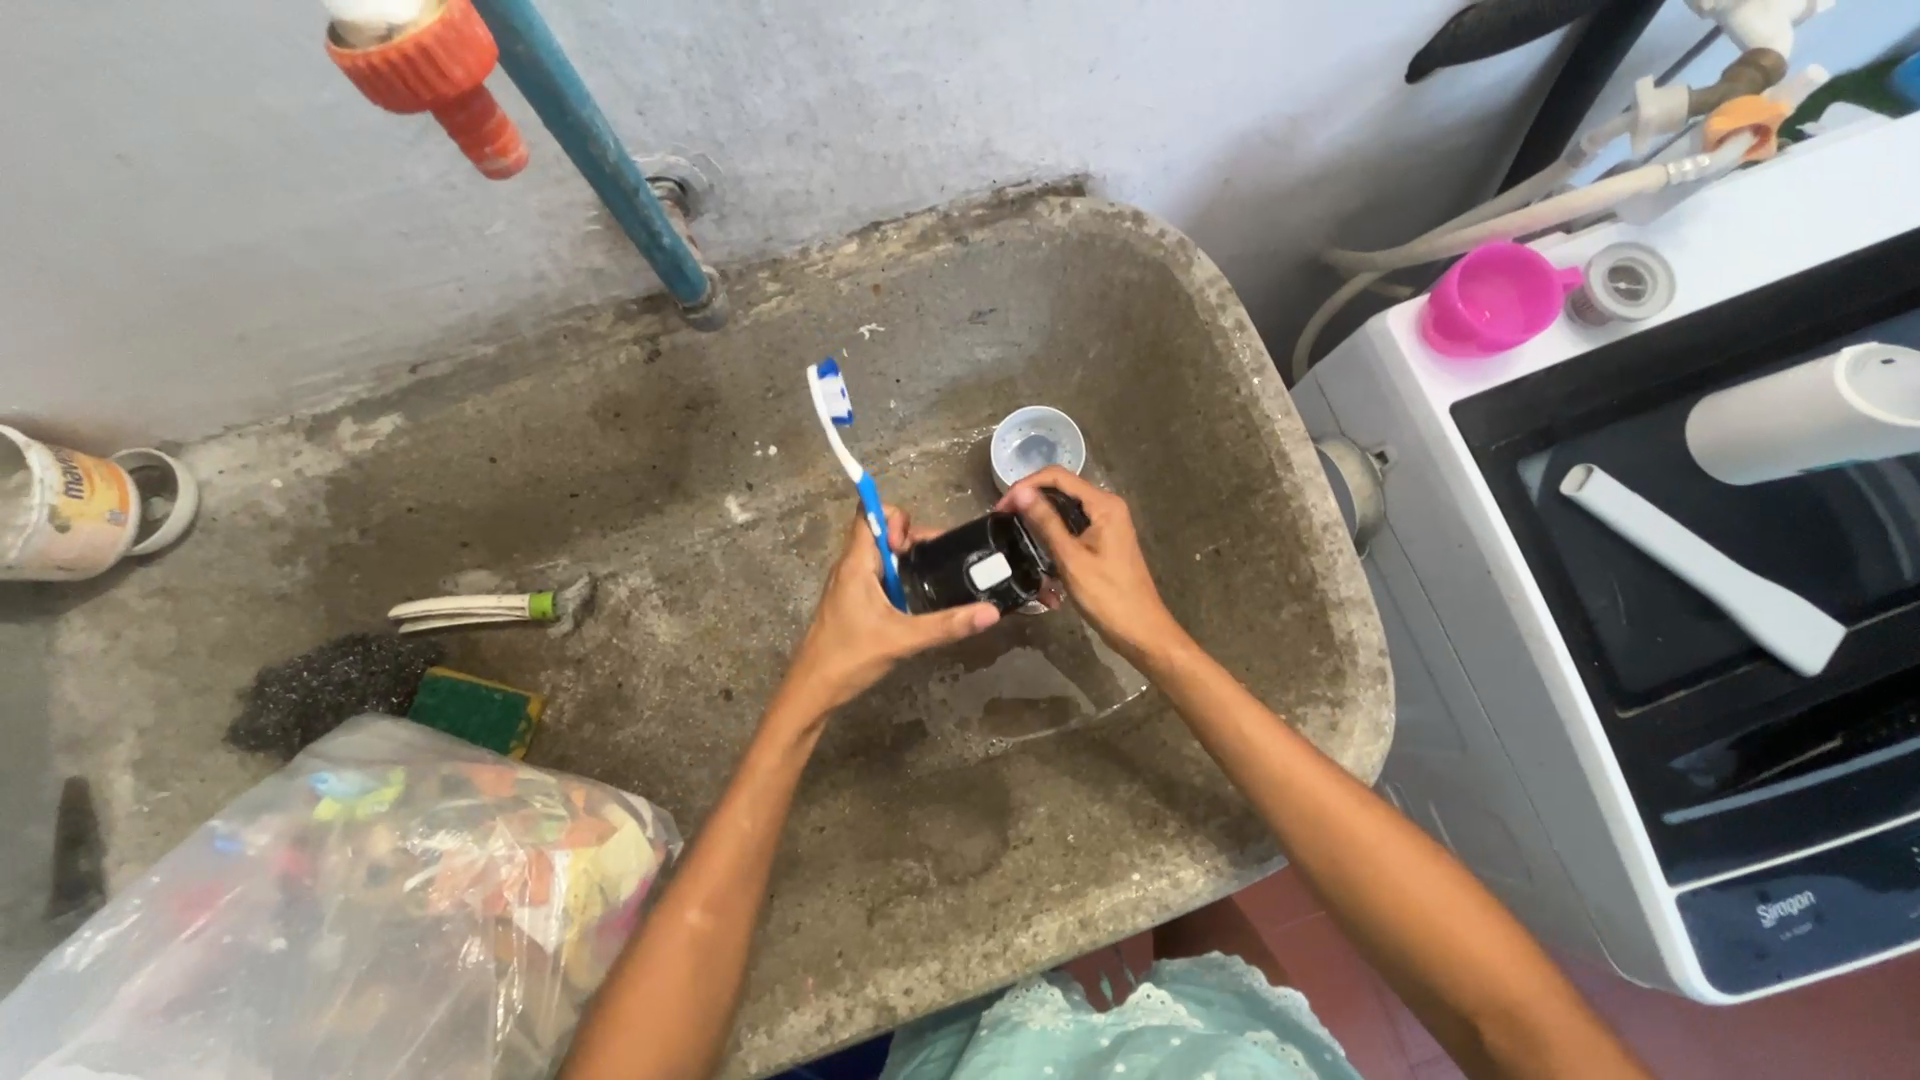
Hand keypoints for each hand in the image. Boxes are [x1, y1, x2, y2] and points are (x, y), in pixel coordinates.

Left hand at [776, 504, 1000, 719]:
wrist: (812, 690)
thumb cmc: (849, 658)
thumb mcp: (903, 640)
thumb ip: (947, 625)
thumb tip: (991, 612)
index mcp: (856, 564)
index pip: (869, 514)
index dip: (896, 518)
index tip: (914, 544)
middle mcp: (850, 567)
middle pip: (880, 532)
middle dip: (911, 538)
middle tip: (939, 560)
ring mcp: (850, 585)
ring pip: (880, 555)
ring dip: (906, 559)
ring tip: (934, 577)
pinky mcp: (853, 602)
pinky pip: (878, 575)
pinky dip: (899, 577)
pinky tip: (917, 599)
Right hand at [995, 466, 1184, 662]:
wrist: (1140, 630)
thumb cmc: (1107, 596)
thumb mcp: (1071, 558)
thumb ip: (1046, 522)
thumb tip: (1020, 492)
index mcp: (1104, 505)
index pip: (1058, 477)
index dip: (1026, 485)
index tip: (1001, 507)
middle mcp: (1107, 507)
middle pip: (1061, 490)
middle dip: (1031, 501)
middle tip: (1003, 520)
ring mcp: (1106, 524)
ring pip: (1065, 510)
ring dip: (1040, 520)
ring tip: (1014, 534)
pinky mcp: (1102, 541)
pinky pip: (1072, 528)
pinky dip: (1053, 536)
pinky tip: (1037, 551)